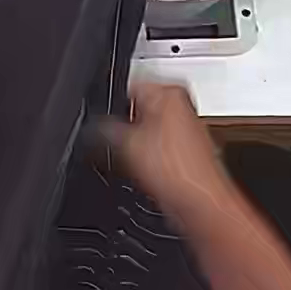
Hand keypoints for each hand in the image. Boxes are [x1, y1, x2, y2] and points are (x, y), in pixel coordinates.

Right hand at [105, 81, 231, 215]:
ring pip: (146, 131)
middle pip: (137, 110)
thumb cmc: (176, 171)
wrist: (199, 202)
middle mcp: (181, 106)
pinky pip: (156, 149)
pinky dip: (148, 157)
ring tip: (132, 161)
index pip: (128, 87)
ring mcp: (185, 129)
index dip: (110, 107)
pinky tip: (145, 171)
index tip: (100, 123)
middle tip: (115, 146)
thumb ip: (103, 128)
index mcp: (168, 92)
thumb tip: (91, 127)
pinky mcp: (185, 151)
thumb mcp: (124, 144)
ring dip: (135, 145)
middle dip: (123, 128)